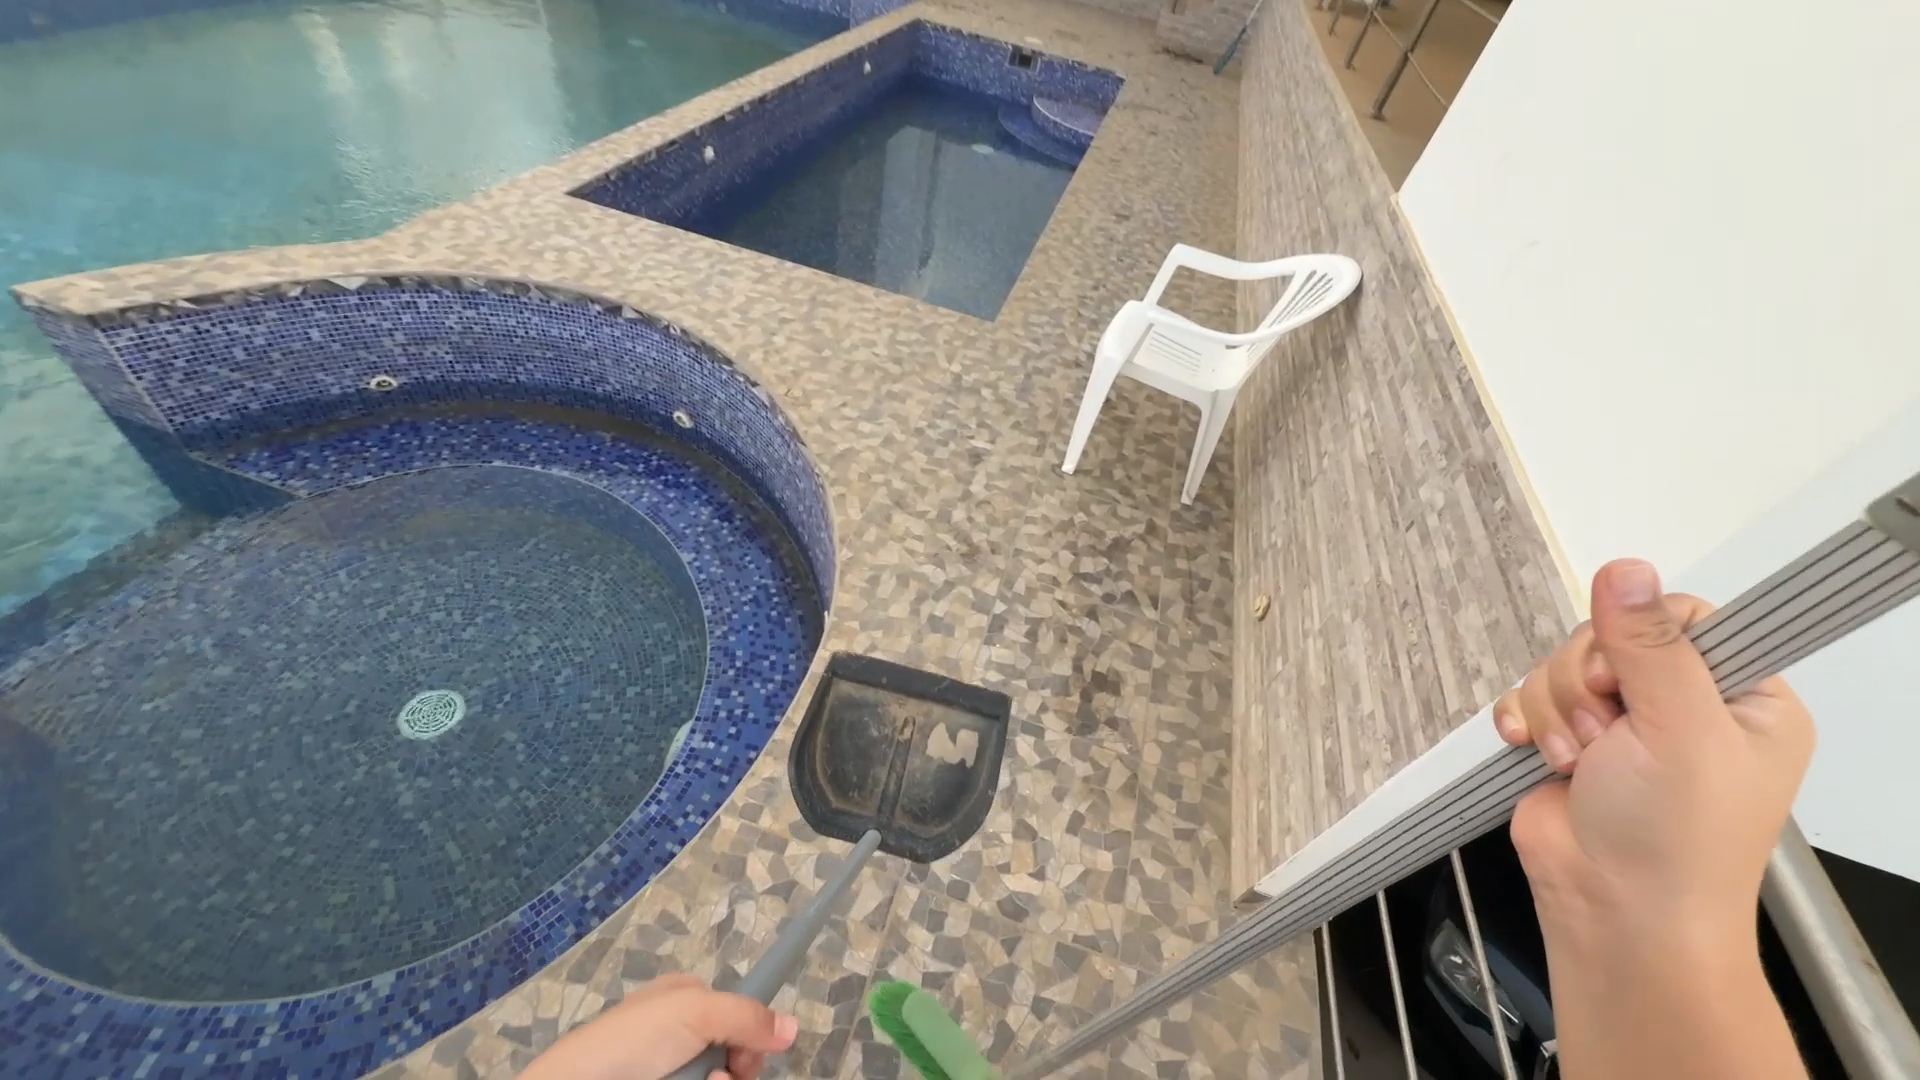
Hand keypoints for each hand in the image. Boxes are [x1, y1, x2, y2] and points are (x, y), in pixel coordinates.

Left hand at [517, 974, 798, 1079]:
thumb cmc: (632, 1042)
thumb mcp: (695, 1011)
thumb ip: (747, 1016)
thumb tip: (793, 1027)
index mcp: (684, 1000)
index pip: (738, 1013)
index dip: (752, 1034)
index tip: (750, 1055)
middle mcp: (680, 1037)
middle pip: (735, 1054)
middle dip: (738, 1068)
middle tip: (722, 1075)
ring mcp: (673, 1072)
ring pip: (722, 1077)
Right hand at [1492, 559, 1814, 938]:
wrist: (1610, 905)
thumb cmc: (1673, 830)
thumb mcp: (1677, 730)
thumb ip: (1649, 646)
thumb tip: (1624, 565)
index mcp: (1737, 696)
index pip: (1678, 618)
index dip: (1634, 637)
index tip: (1624, 681)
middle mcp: (1676, 703)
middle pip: (1603, 641)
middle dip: (1584, 687)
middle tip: (1602, 738)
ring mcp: (1615, 722)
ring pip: (1556, 669)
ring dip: (1553, 714)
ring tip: (1574, 763)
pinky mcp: (1561, 738)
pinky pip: (1523, 697)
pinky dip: (1521, 722)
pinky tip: (1529, 750)